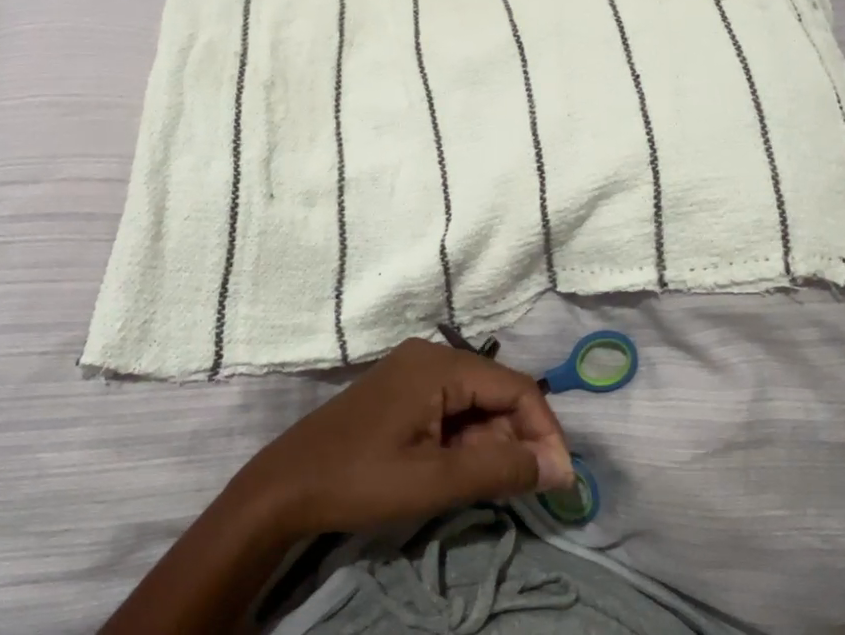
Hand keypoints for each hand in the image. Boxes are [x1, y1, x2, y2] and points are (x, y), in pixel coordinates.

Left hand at [233, 338, 572, 536]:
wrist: (285, 486)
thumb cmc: (361, 480)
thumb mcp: (436, 480)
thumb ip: (502, 469)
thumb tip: (560, 467)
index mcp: (439, 365)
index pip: (517, 387)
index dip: (545, 431)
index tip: (558, 479)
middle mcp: (429, 356)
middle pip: (496, 392)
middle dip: (517, 439)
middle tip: (522, 489)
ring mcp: (411, 373)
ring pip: (475, 403)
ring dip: (491, 444)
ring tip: (485, 486)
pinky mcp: (400, 393)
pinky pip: (450, 409)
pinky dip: (465, 440)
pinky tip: (459, 471)